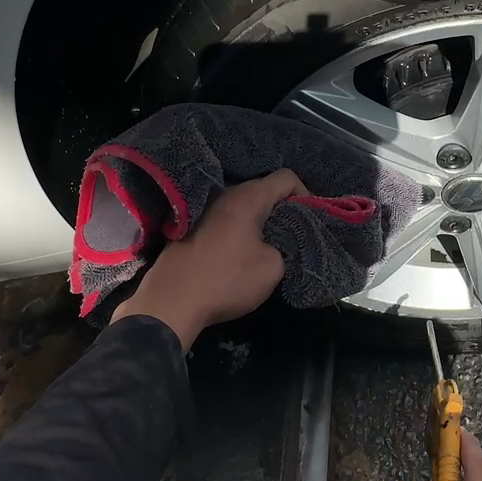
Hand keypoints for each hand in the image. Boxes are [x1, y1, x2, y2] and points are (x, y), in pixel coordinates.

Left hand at [111, 168, 305, 349]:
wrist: (170, 302)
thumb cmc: (226, 280)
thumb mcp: (273, 267)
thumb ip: (288, 245)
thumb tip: (282, 241)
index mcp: (248, 198)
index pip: (287, 177)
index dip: (306, 195)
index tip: (311, 219)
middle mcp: (226, 195)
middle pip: (265, 188)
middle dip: (285, 208)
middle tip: (296, 234)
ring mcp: (207, 210)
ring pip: (246, 204)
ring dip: (263, 219)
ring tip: (272, 244)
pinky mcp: (193, 227)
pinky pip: (229, 217)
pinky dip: (243, 228)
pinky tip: (244, 251)